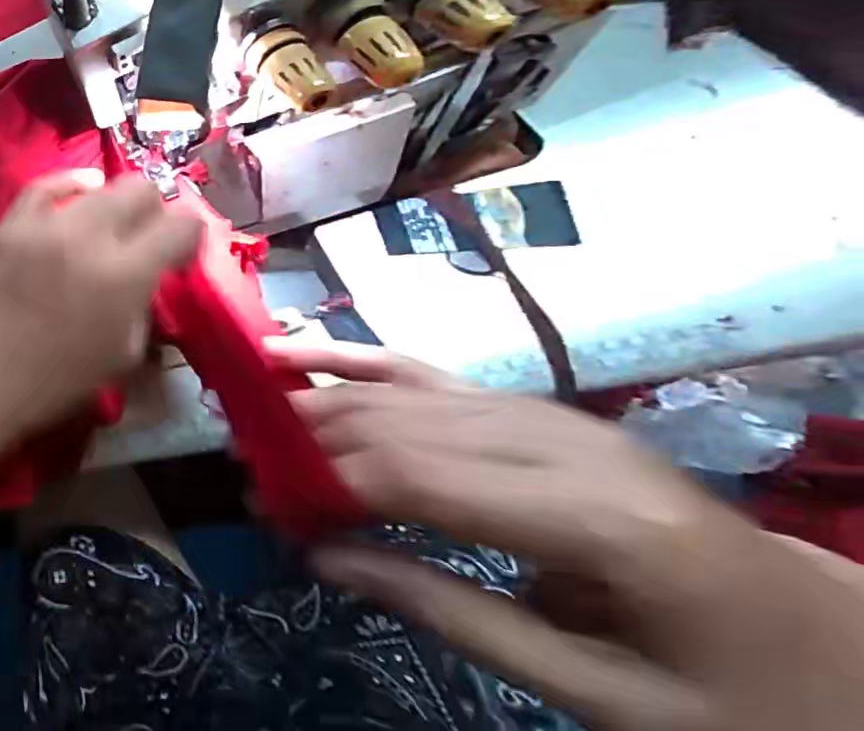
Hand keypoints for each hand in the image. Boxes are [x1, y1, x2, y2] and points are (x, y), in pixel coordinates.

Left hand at [0, 170, 200, 458]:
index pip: (181, 226)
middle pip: (141, 190)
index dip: (191, 236)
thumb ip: (143, 305)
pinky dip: (70, 185)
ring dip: (115, 203)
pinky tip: (82, 190)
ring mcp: (43, 225)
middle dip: (155, 211)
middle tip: (147, 238)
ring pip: (99, 185)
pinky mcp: (10, 224)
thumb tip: (148, 275)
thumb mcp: (121, 355)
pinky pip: (46, 186)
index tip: (182, 253)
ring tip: (111, 224)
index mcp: (124, 275)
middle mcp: (87, 237)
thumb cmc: (52, 383)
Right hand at [273, 340, 863, 730]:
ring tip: (251, 418)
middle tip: (242, 466)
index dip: (324, 484)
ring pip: (398, 391)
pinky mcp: (530, 407)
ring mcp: (545, 413)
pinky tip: (295, 350)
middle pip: (396, 424)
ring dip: (315, 401)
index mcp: (596, 520)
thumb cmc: (732, 697)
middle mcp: (563, 441)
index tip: (262, 506)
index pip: (417, 479)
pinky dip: (352, 359)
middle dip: (306, 441)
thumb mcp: (600, 696)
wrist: (832, 648)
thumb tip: (320, 559)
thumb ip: (447, 613)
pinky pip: (423, 371)